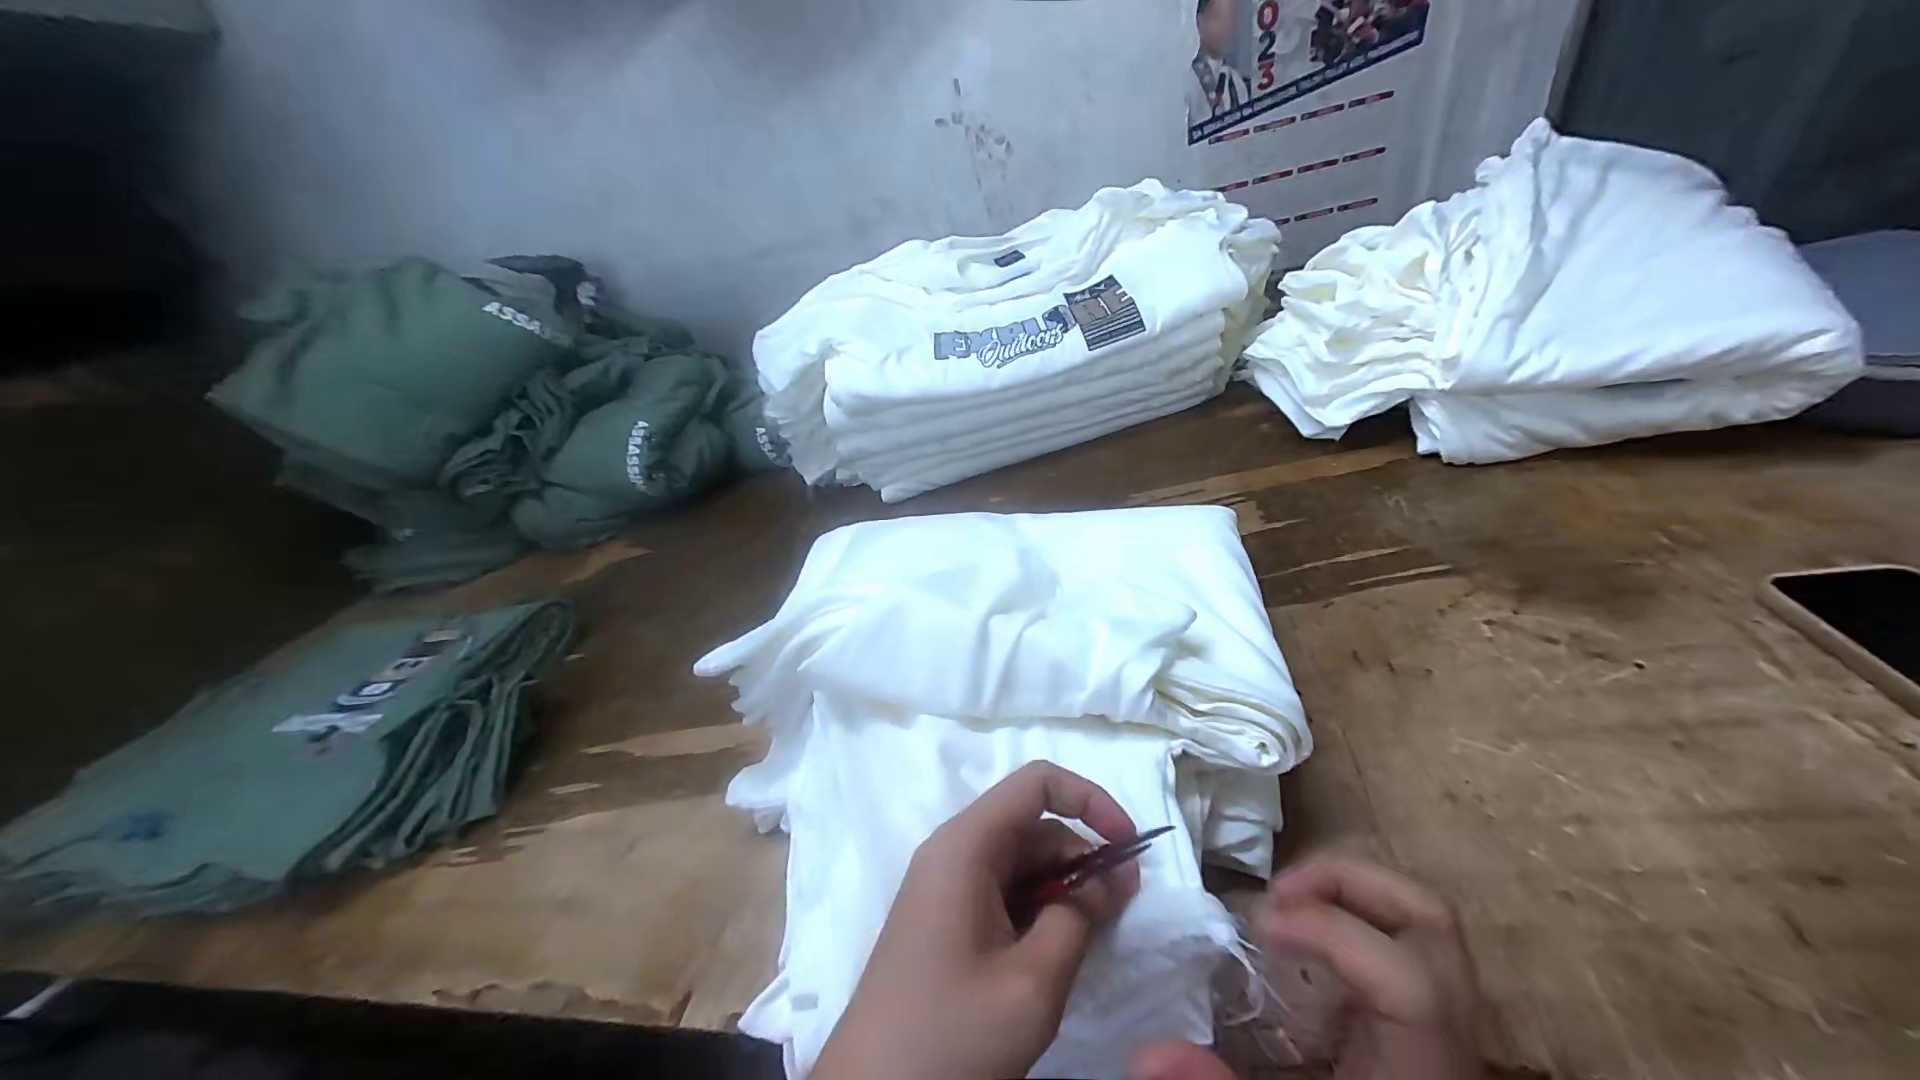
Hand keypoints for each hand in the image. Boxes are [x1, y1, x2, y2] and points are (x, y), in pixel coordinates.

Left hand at [812, 761, 1141, 1079]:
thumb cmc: (952, 1034)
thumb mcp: (1032, 982)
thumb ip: (1080, 918)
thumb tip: (1112, 876)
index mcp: (966, 845)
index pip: (1036, 783)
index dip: (1089, 800)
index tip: (1129, 845)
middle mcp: (953, 852)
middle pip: (1032, 826)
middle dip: (1082, 856)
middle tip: (1124, 907)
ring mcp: (947, 886)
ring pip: (1021, 861)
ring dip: (1064, 887)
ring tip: (1095, 934)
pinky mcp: (947, 918)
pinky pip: (1004, 892)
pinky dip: (1040, 909)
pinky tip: (1058, 950)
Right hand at [1131, 856, 1482, 1079]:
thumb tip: (1148, 1051)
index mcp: (1424, 1067)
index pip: (1407, 980)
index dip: (1332, 932)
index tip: (1261, 924)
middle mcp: (1451, 1034)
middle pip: (1427, 917)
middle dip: (1343, 880)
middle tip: (1274, 894)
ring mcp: (1446, 1020)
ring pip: (1420, 918)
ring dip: (1345, 888)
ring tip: (1280, 905)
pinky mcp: (1426, 1019)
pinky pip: (1401, 935)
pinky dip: (1350, 913)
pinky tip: (1300, 939)